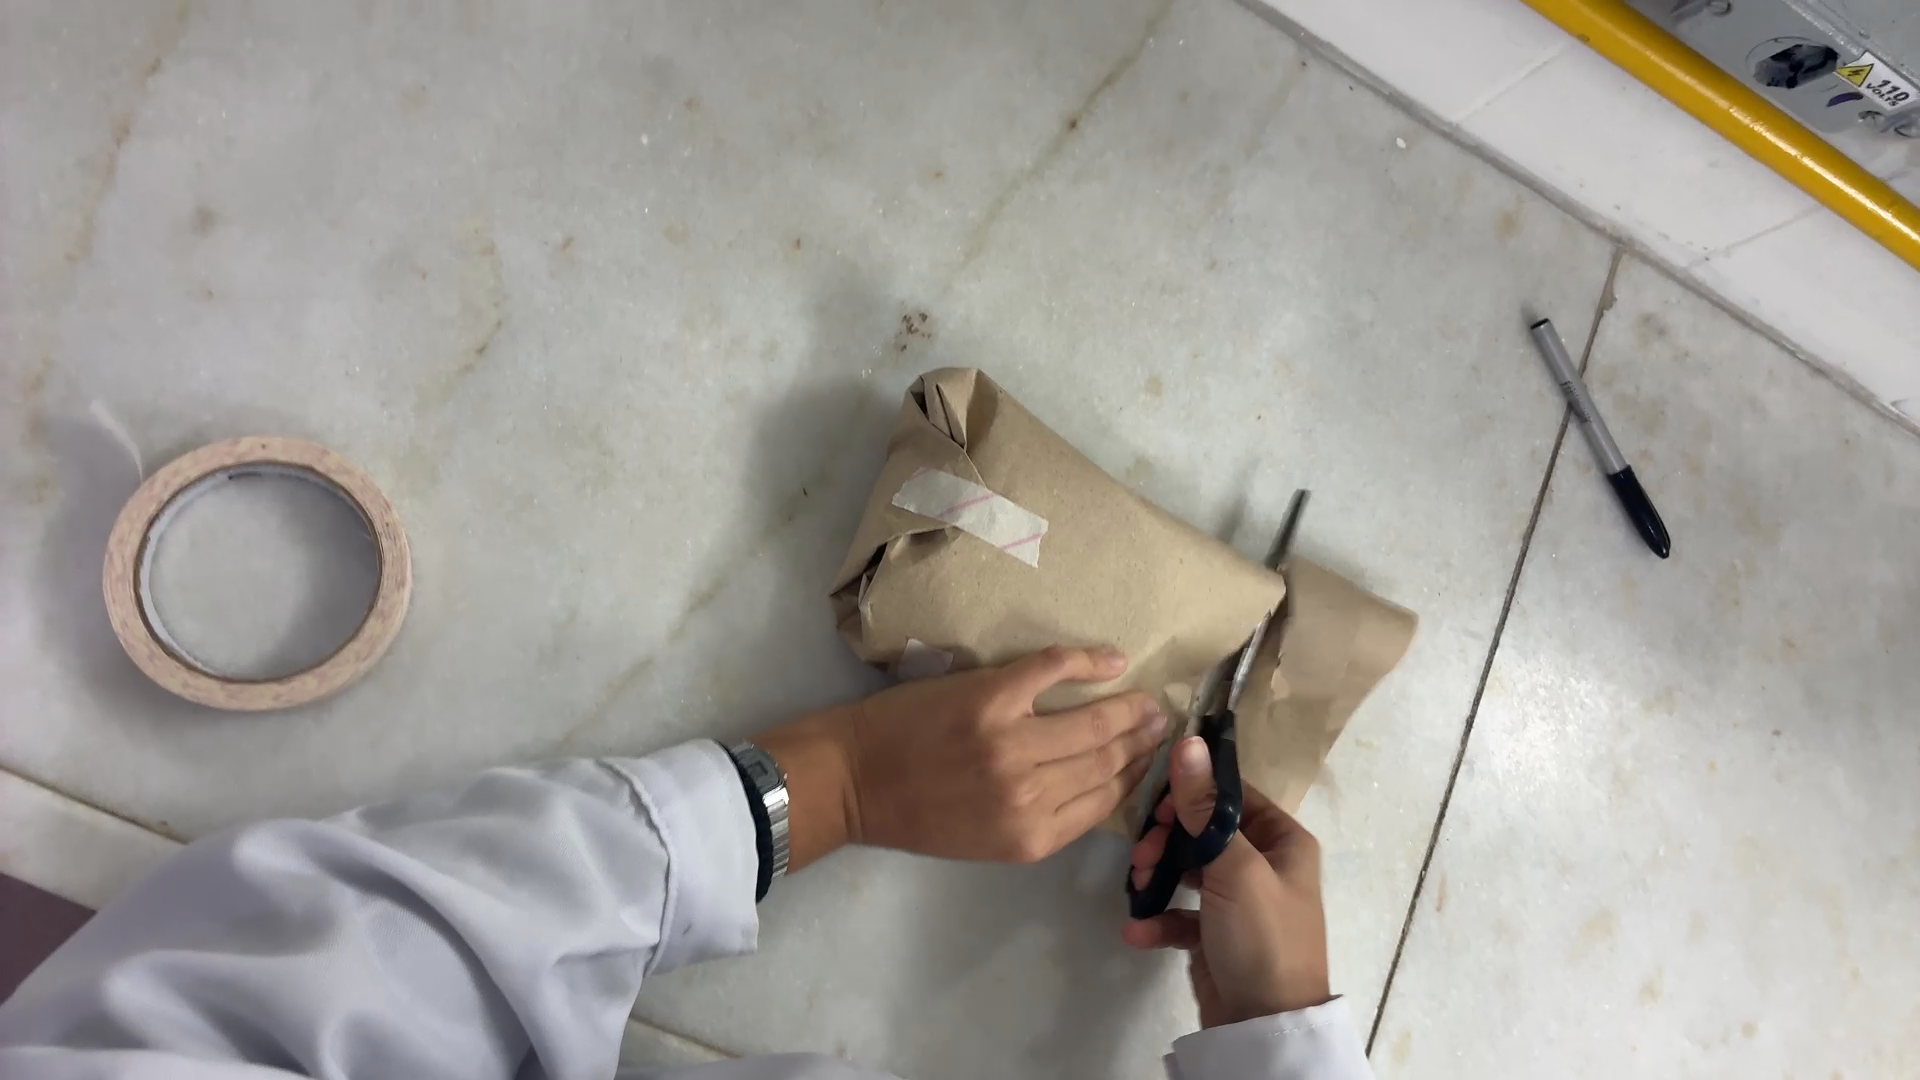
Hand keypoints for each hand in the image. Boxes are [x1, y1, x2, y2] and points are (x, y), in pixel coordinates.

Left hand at [755, 646, 1166, 866]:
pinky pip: (1053, 670)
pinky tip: (1112, 659)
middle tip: (1163, 720)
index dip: (1137, 776)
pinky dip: (1087, 661)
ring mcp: (1012, 742)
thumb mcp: (986, 839)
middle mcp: (1031, 793)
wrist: (852, 779)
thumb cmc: (914, 813)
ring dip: (1127, 706)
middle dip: (1143, 740)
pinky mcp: (990, 697)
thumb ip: (1042, 818)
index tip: (1154, 756)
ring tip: (1148, 697)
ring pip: (1091, 722)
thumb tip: (1094, 785)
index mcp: (1032, 835)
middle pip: (1107, 760)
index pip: (1105, 801)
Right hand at [1122, 736, 1331, 1026]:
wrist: (1265, 1031)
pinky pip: (1182, 913)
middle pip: (1205, 829)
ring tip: (1137, 882)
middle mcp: (1264, 864)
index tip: (1160, 804)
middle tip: (1143, 849)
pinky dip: (1159, 917)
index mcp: (1283, 840)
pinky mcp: (1217, 934)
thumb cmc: (1261, 934)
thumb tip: (1188, 740)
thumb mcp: (1233, 864)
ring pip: (1189, 867)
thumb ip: (1204, 804)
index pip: (1232, 795)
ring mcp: (1239, 900)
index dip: (1194, 793)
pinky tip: (1137, 929)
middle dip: (1168, 837)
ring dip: (1158, 871)